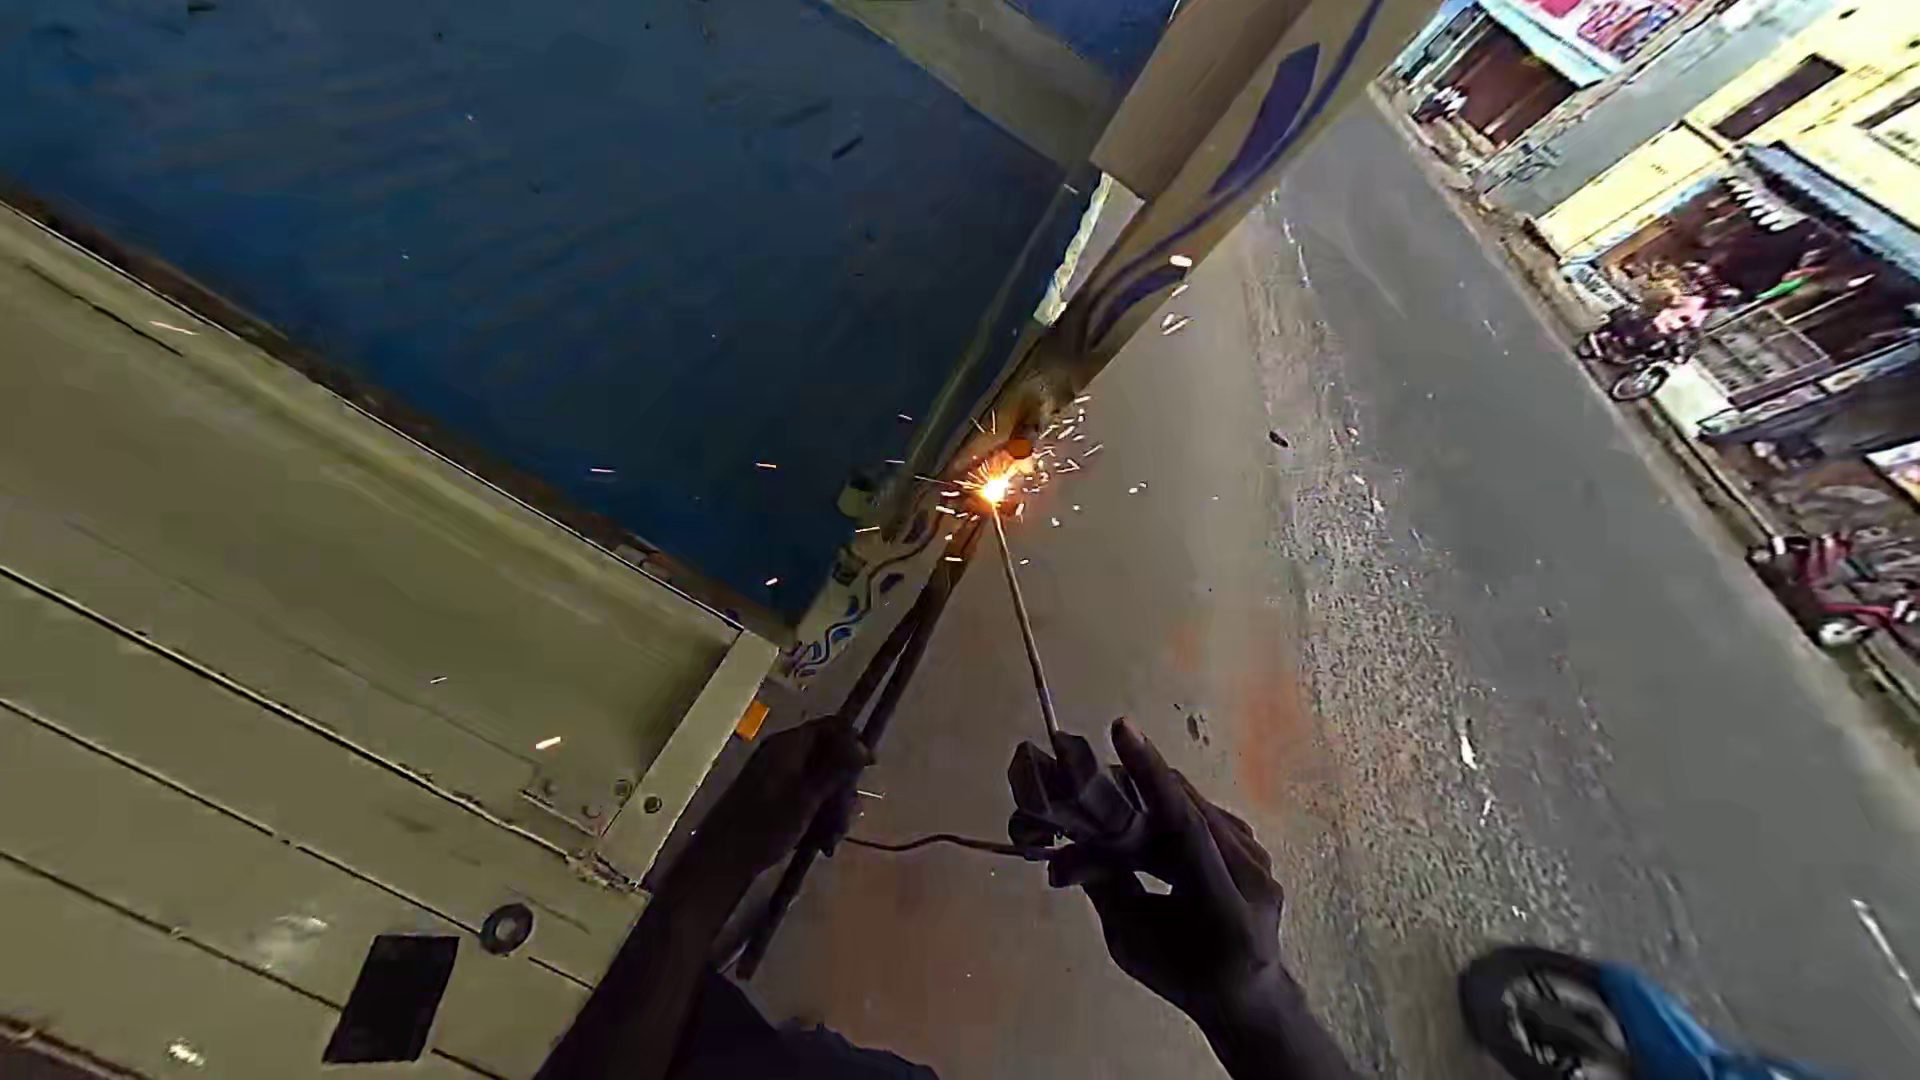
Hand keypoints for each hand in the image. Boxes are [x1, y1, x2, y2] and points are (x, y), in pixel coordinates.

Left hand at [691, 715, 869, 878]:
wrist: (720, 864)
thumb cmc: (765, 825)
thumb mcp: (807, 797)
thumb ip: (836, 769)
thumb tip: (864, 745)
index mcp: (788, 745)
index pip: (830, 726)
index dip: (852, 742)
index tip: (869, 767)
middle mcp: (784, 754)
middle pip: (829, 758)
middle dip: (842, 789)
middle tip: (845, 817)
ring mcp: (778, 776)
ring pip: (821, 782)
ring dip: (832, 809)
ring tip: (831, 839)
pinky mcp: (774, 799)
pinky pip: (807, 799)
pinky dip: (817, 817)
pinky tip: (821, 843)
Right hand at [1058, 719, 1284, 1025]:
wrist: (1248, 994)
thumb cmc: (1183, 976)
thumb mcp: (1130, 942)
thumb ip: (1103, 885)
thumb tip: (1063, 847)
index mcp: (1224, 910)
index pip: (1184, 825)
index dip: (1149, 774)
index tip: (1122, 728)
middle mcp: (1250, 872)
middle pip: (1180, 805)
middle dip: (1129, 781)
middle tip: (1081, 769)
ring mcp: (1255, 852)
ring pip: (1186, 800)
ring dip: (1141, 793)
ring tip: (1103, 792)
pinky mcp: (1248, 840)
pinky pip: (1196, 808)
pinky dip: (1160, 804)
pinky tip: (1137, 815)